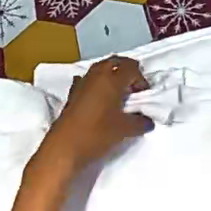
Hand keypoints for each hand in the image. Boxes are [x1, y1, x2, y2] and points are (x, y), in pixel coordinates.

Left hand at [31, 56, 150, 182]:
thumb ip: (140, 122)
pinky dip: (95, 84)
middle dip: (126, 71)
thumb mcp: (124, 130)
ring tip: (117, 93)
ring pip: (100, 69)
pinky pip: (87, 81)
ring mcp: (82, 83)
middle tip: (133, 88)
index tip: (143, 95)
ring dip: (111, 75)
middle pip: (115, 62)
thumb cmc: (97, 134)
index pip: (131, 68)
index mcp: (111, 80)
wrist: (64, 148)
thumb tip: (147, 121)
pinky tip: (97, 97)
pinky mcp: (72, 94)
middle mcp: (96, 76)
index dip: (141, 79)